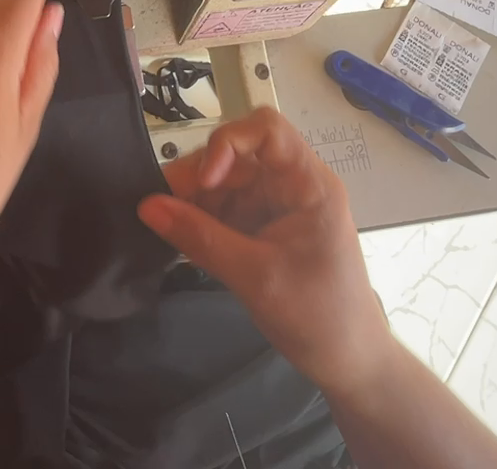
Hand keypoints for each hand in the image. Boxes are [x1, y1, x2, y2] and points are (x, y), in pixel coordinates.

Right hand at [138, 107, 396, 397]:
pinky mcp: (259, 225)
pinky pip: (221, 206)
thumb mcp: (256, 278)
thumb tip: (147, 206)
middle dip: (199, 176)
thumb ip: (200, 238)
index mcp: (308, 184)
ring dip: (193, 199)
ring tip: (168, 227)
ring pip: (223, 180)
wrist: (350, 365)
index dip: (229, 141)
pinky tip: (180, 236)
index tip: (207, 180)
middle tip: (163, 207)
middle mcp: (290, 184)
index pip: (267, 130)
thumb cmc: (319, 316)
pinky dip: (198, 217)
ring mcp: (274, 204)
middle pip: (236, 155)